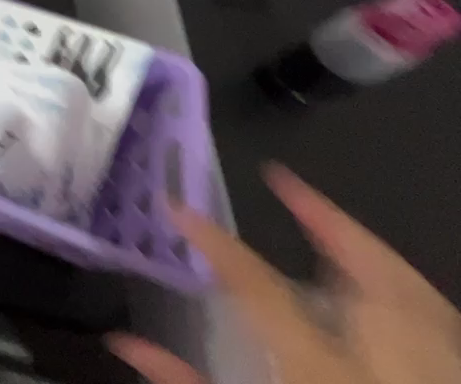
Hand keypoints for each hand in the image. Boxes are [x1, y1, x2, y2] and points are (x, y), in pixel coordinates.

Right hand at [109, 166, 460, 383]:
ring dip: (377, 258)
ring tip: (333, 227)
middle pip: (377, 285)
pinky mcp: (458, 382)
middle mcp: (391, 371)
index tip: (176, 205)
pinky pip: (448, 332)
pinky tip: (389, 298)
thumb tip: (122, 344)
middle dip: (335, 227)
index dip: (216, 243)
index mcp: (325, 374)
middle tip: (289, 185)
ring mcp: (438, 378)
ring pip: (426, 303)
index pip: (263, 291)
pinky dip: (416, 301)